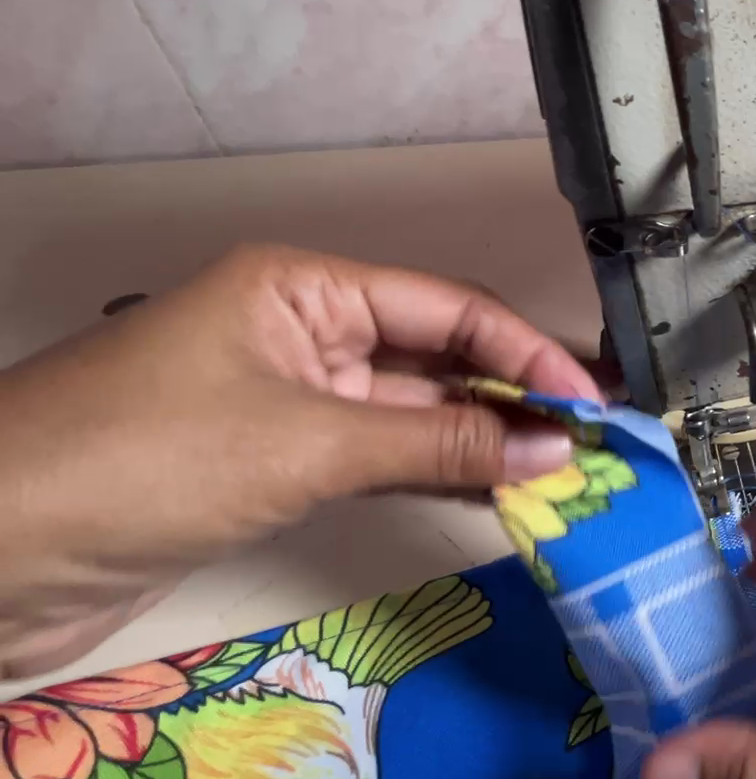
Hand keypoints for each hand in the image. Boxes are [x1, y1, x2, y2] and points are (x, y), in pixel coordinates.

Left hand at [0, 244, 598, 679]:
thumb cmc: (137, 465)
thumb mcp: (309, 445)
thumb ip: (444, 444)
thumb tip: (558, 449)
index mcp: (310, 289)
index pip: (452, 311)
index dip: (528, 352)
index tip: (589, 400)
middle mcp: (316, 332)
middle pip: (447, 357)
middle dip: (520, 395)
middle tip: (596, 427)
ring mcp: (306, 398)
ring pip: (426, 410)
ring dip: (491, 438)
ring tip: (566, 461)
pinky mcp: (293, 459)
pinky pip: (396, 454)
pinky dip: (449, 471)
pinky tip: (504, 488)